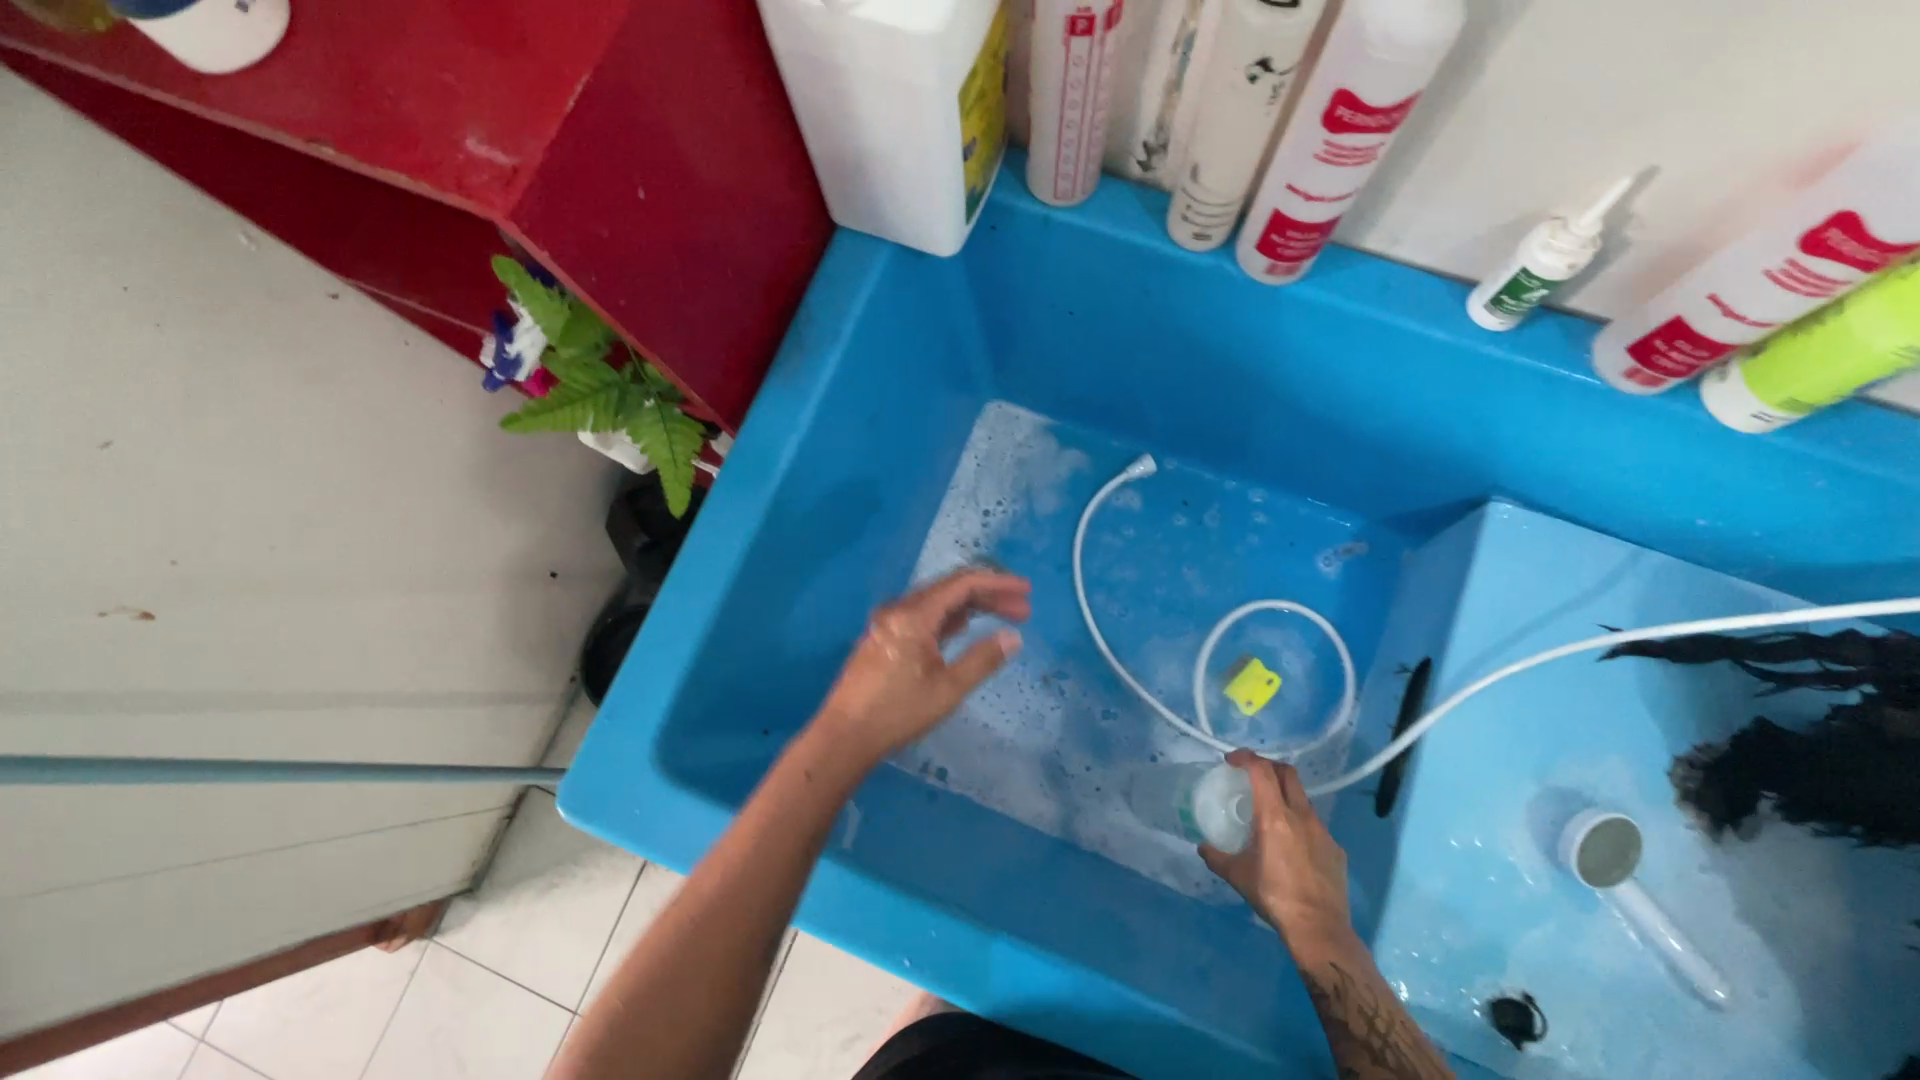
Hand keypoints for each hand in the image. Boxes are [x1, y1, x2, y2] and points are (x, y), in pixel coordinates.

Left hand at [811, 568, 1029, 765]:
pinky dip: (951, 618)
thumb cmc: (897, 712)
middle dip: (989, 594)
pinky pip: (925, 616)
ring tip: (1004, 616)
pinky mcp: (885, 638)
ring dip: (972, 606)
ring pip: (938, 602)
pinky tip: (967, 629)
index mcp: (914, 615)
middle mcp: (900, 610)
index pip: (963, 583)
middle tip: (1023, 609)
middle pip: (951, 589)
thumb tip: (1013, 637)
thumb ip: (982, 659)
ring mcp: (889, 623)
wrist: (845, 735)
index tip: (1026, 590)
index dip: (998, 582)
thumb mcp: (948, 689)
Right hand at [1201, 749, 1354, 948]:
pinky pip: (1315, 826)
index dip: (1246, 758)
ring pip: (1303, 800)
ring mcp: (1322, 831)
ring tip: (1270, 813)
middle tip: (1252, 775)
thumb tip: (1203, 848)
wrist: (1318, 927)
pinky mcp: (1335, 849)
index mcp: (1275, 817)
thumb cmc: (1274, 896)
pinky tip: (1291, 847)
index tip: (1232, 760)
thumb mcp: (1237, 876)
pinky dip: (1299, 824)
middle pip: (1288, 774)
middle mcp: (1302, 816)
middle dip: (1268, 766)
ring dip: (1285, 796)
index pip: (1262, 771)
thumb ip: (1217, 857)